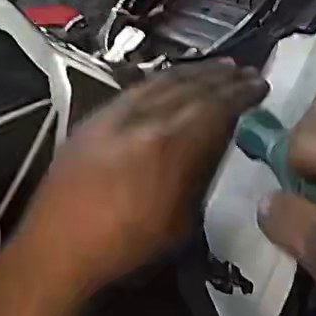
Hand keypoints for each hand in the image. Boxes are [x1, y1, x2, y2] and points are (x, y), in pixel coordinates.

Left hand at [14, 62, 268, 298]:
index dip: (241, 94)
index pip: (214, 107)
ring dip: (193, 73)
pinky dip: (160, 80)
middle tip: (245, 71)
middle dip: (222, 78)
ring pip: (161, 82)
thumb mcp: (178, 222)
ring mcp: (114, 115)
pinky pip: (136, 88)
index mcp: (169, 146)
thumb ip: (199, 176)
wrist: (54, 249)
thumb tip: (215, 147)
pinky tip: (170, 80)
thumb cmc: (123, 248)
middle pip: (190, 88)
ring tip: (216, 67)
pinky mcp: (94, 118)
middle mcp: (143, 119)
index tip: (260, 84)